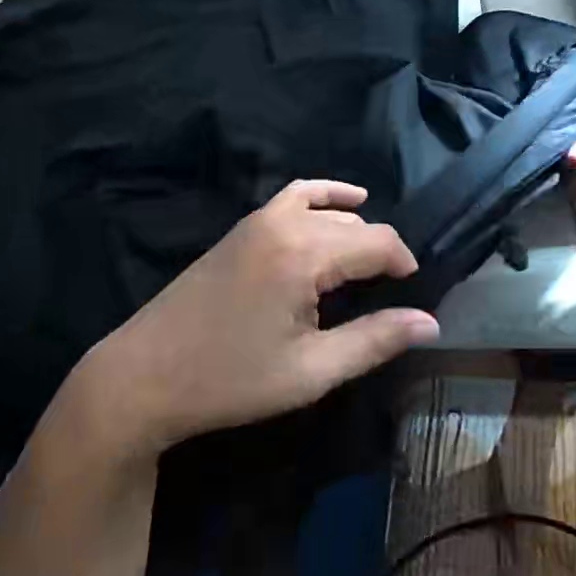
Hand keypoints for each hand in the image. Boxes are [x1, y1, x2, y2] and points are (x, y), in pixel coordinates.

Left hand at [67, 180, 439, 455]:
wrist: (144, 375)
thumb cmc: (230, 380)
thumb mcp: (311, 371)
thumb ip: (374, 340)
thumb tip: (430, 323)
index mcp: (304, 254)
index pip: (377, 242)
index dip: (404, 264)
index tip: (415, 295)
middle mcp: (285, 223)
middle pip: (355, 224)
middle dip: (380, 254)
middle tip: (391, 295)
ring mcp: (260, 218)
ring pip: (328, 210)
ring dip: (355, 231)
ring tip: (370, 266)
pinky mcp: (244, 226)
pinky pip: (295, 196)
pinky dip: (326, 196)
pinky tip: (346, 201)